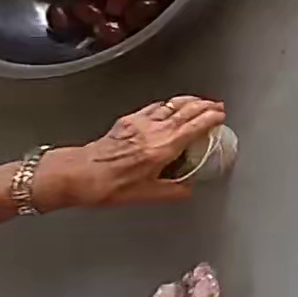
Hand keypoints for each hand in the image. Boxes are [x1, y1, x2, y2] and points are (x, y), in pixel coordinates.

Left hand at [36, 97, 224, 209]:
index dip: (211, 117)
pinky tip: (170, 105)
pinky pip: (155, 106)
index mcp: (163, 148)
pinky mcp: (128, 120)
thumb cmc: (108, 186)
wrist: (77, 175)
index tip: (221, 115)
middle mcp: (154, 131)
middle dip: (205, 105)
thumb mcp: (146, 195)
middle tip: (217, 105)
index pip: (195, 125)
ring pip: (172, 104)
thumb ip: (173, 191)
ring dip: (189, 101)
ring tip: (200, 101)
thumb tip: (188, 190)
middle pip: (187, 110)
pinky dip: (168, 103)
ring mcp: (141, 123)